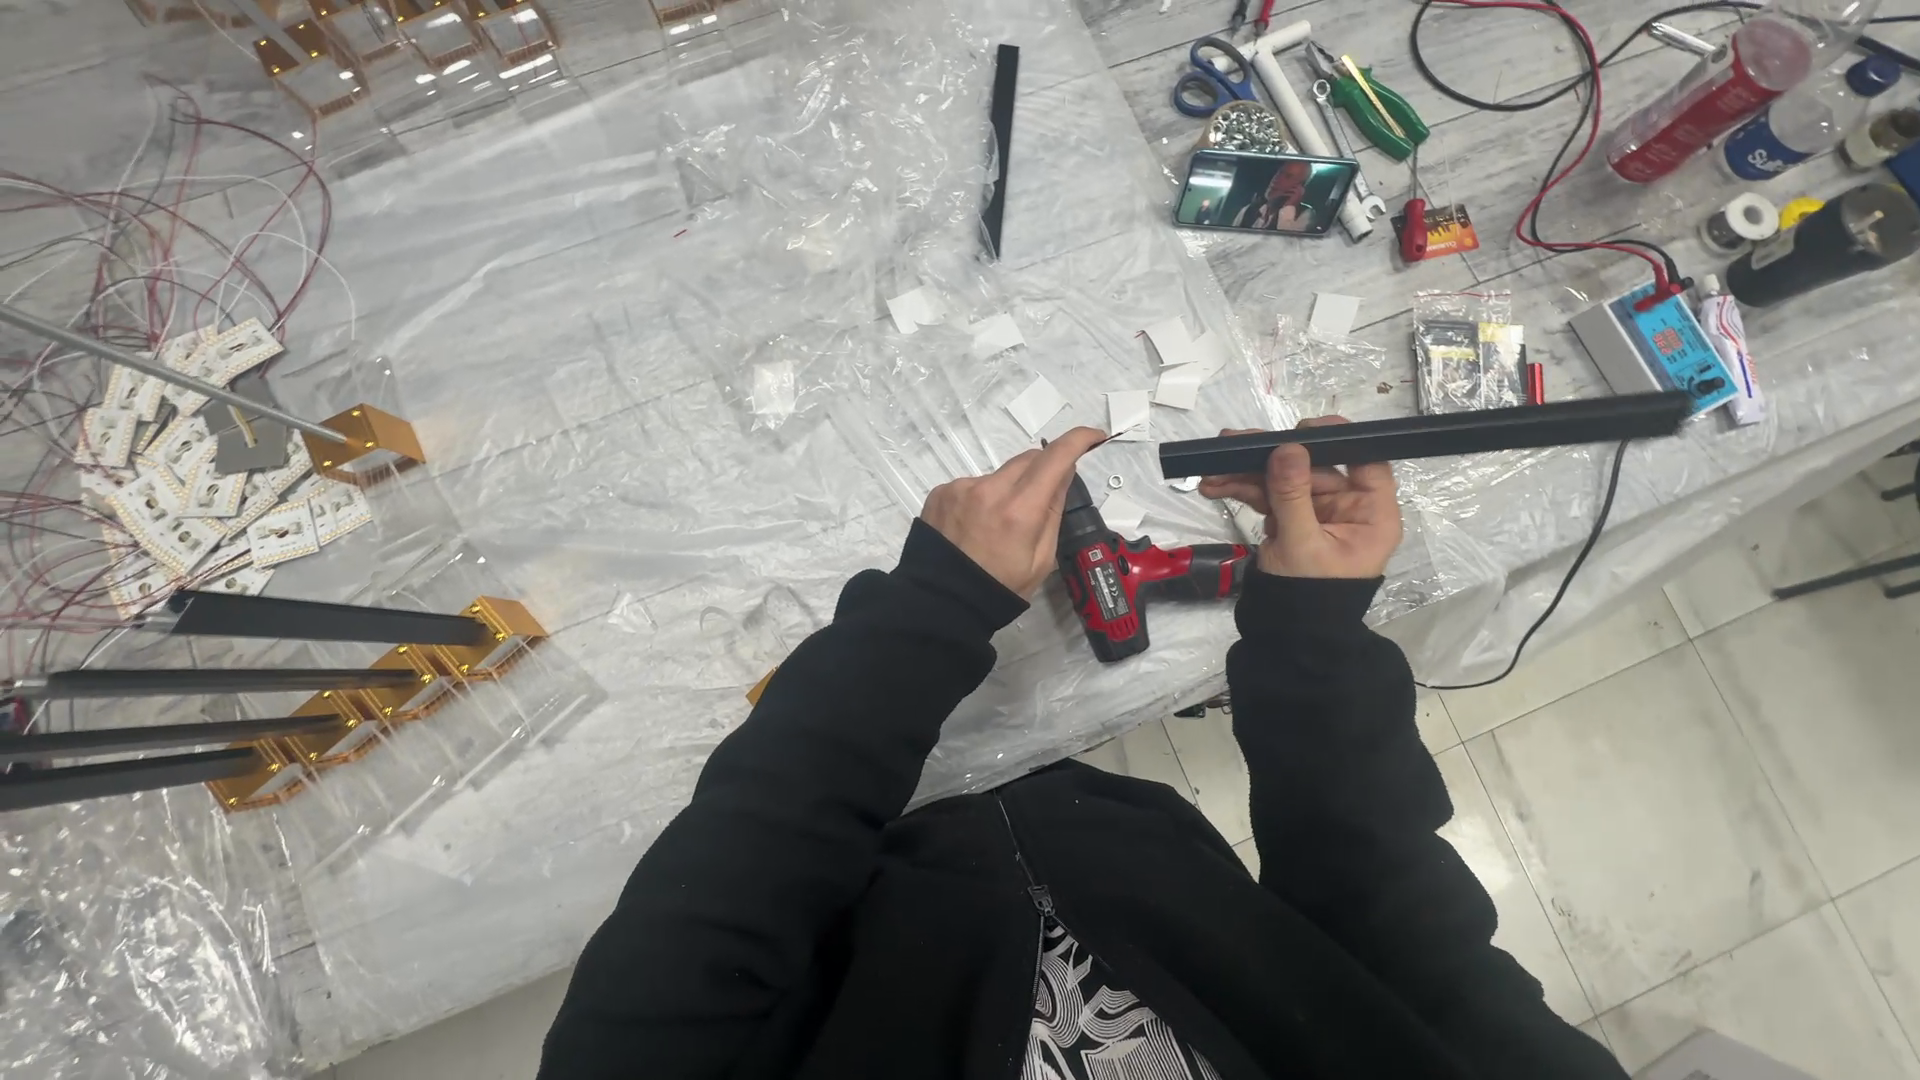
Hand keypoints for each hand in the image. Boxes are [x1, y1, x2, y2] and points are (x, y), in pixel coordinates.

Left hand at [919, 427, 1108, 599]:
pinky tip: (975, 526)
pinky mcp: (941, 492)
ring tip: (1000, 525)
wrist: (942, 602)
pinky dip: (982, 498)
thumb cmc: (999, 588)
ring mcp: (961, 488)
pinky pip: (973, 485)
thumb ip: (1053, 511)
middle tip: (1044, 497)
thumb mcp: (1041, 559)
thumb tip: (1064, 473)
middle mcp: (989, 489)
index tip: (1093, 437)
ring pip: (999, 474)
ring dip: (1010, 488)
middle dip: (1044, 469)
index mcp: (1019, 510)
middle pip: (1028, 459)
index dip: (1078, 440)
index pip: (1055, 458)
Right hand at [1197, 416, 1402, 579]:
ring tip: (1212, 470)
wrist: (1288, 635)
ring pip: (1284, 480)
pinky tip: (1214, 486)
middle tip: (1233, 443)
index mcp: (1370, 513)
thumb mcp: (1301, 544)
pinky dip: (1242, 490)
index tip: (1304, 427)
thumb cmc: (1309, 594)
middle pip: (1312, 467)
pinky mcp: (1291, 521)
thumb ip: (1292, 494)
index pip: (1366, 462)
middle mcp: (1347, 508)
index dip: (1339, 439)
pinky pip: (1267, 497)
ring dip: (1247, 473)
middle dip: (1269, 458)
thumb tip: (1287, 447)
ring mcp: (1316, 514)